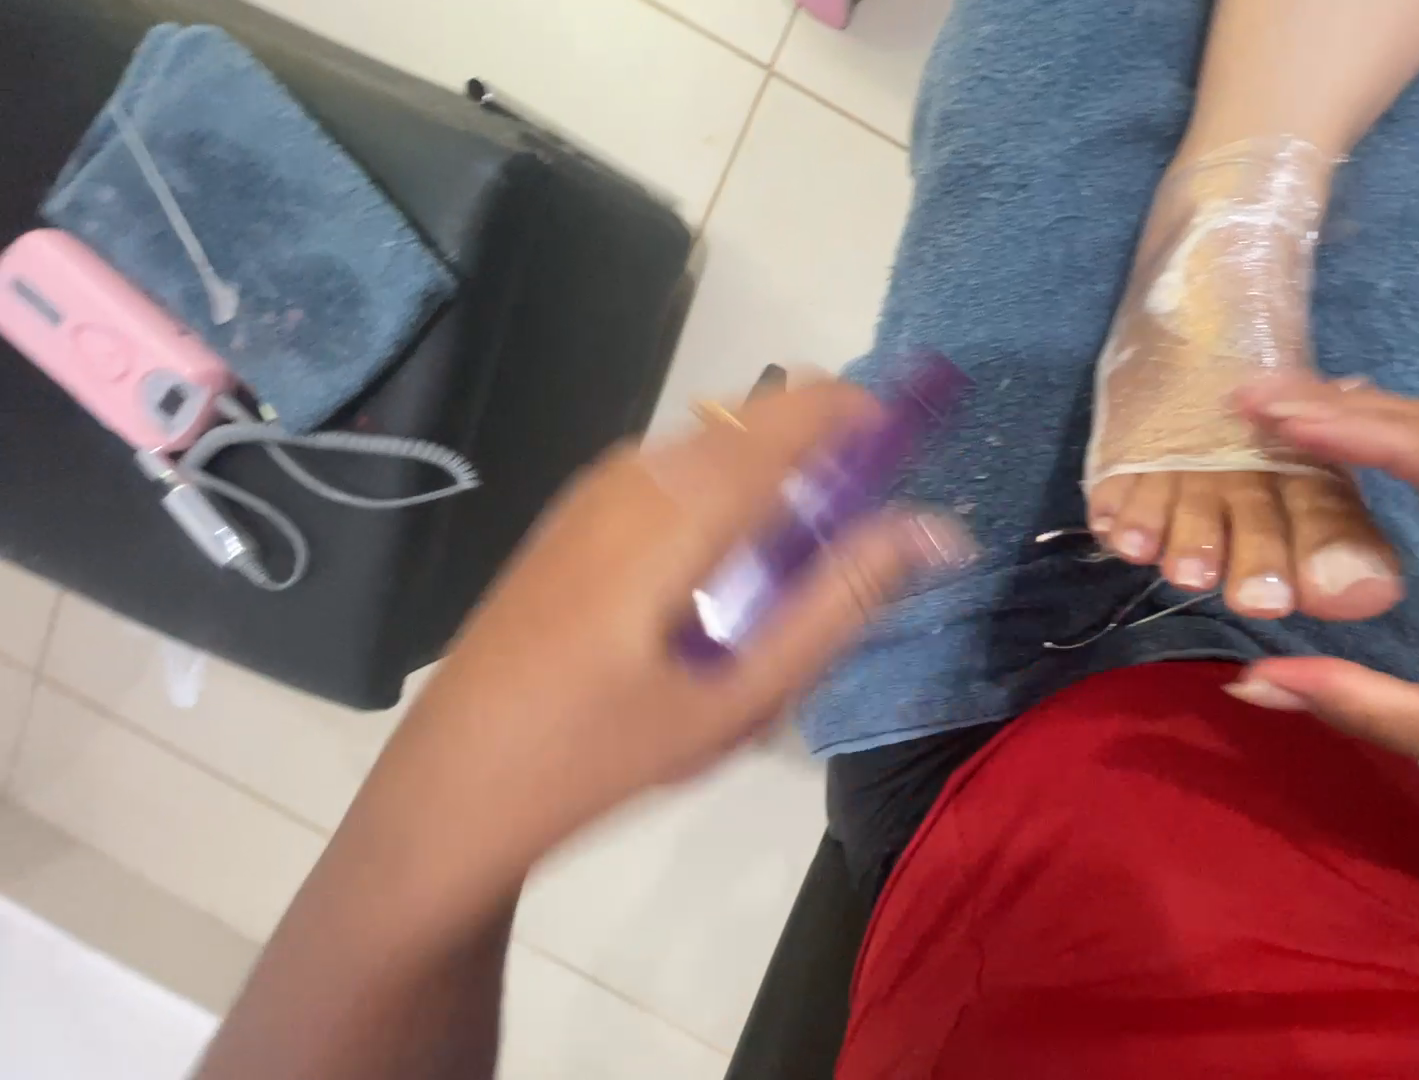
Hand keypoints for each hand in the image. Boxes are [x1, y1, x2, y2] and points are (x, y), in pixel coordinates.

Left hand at [363, 380, 973, 881]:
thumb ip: (846, 598)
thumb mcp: (748, 691)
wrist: (453, 787)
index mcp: (684, 502)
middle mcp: (639, 469)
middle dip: (825, 464)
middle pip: (764, 419)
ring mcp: (599, 485)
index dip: (866, 417)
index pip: (799, 408)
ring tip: (774, 589)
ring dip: (776, 486)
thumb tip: (936, 530)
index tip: (901, 471)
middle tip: (837, 559)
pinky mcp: (579, 509)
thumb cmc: (611, 749)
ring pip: (722, 445)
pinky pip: (682, 471)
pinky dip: (729, 499)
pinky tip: (713, 585)